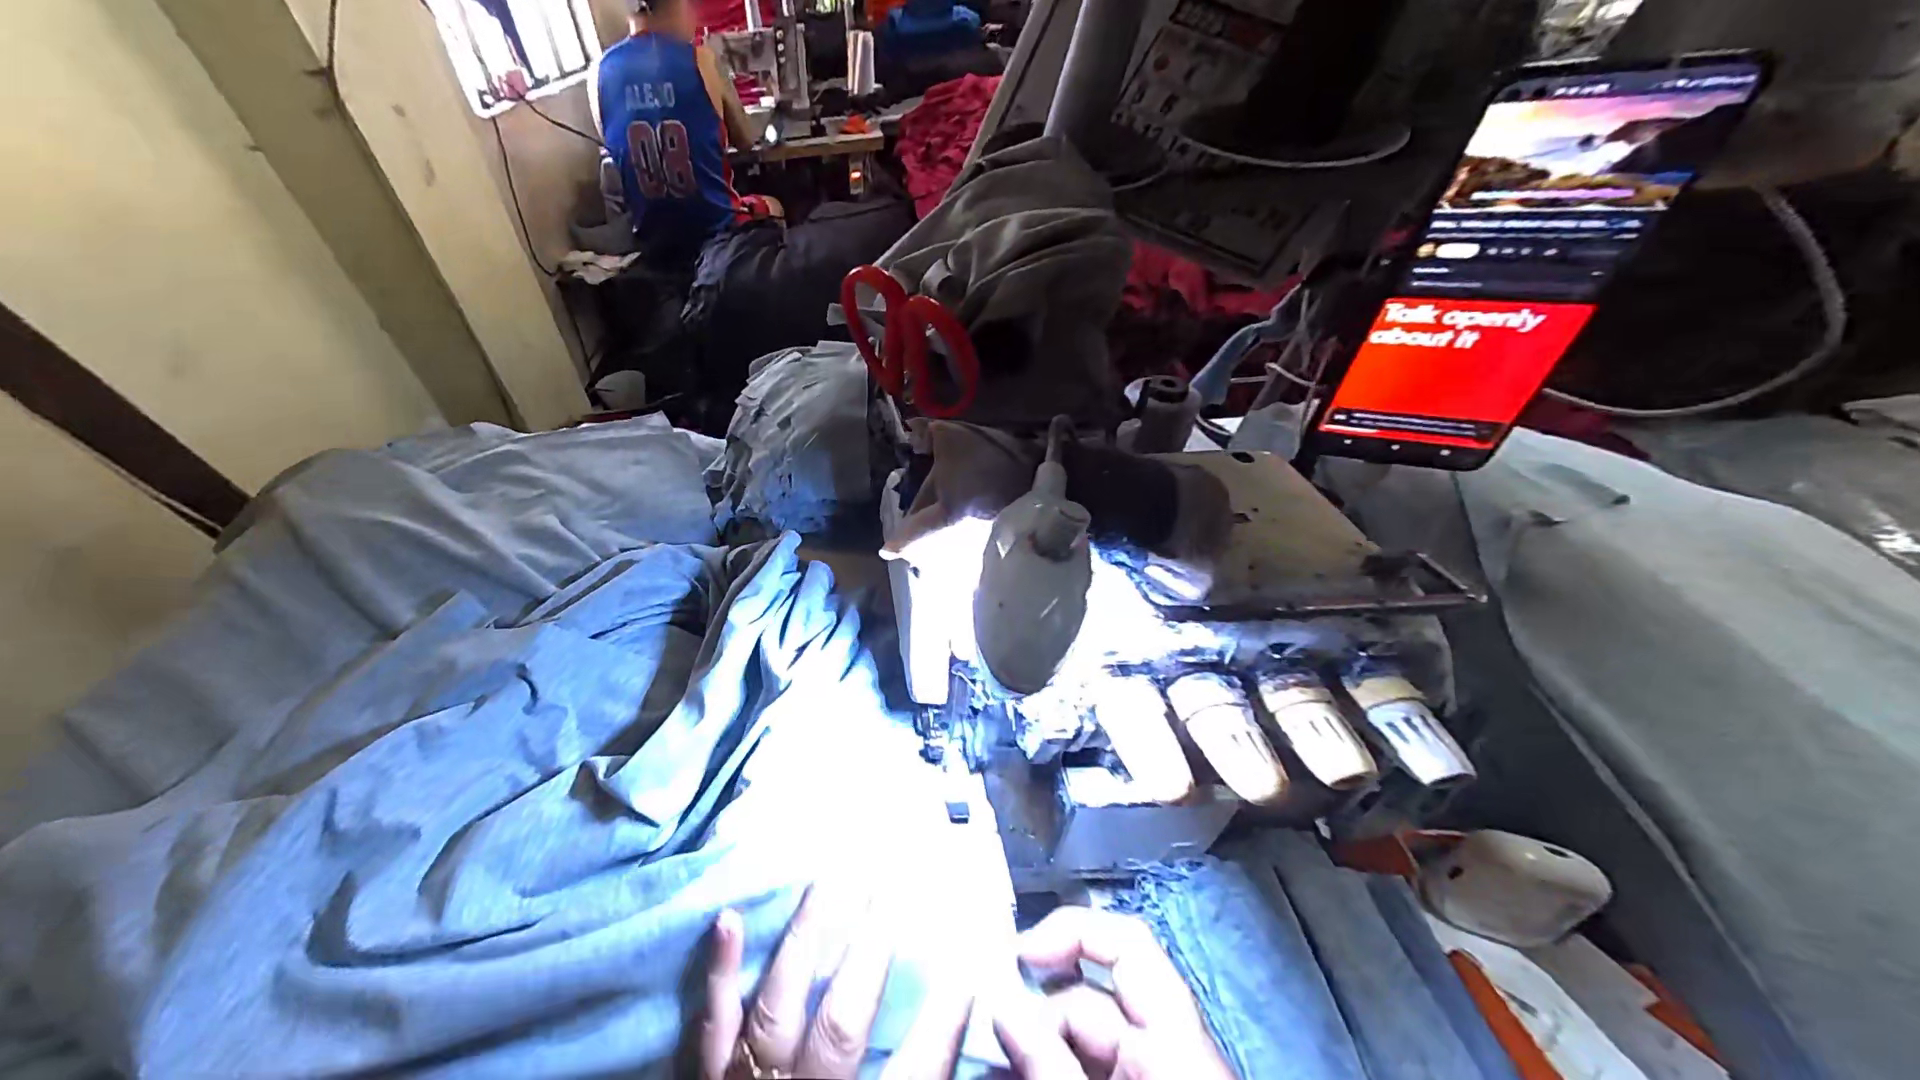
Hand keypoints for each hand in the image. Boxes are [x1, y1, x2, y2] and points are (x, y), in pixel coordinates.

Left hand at [700, 886, 973, 1079]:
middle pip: (839, 1026)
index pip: (914, 1072)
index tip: (968, 971)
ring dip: (803, 940)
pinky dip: (719, 973)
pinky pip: (709, 1028)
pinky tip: (727, 919)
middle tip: (890, 891)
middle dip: (868, 954)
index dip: (943, 1023)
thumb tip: (971, 1034)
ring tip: (828, 882)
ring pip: (776, 1010)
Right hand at [993, 907, 1235, 1079]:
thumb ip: (1051, 1060)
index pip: (1126, 943)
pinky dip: (1049, 1066)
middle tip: (984, 1027)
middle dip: (1034, 1008)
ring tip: (990, 1056)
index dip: (1070, 932)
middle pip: (1088, 998)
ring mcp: (1151, 1071)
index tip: (1017, 953)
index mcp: (1175, 1037)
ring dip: (1033, 1041)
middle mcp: (1163, 1044)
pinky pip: (1085, 1067)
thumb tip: (1000, 1003)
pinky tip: (1015, 1071)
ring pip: (1080, 1037)